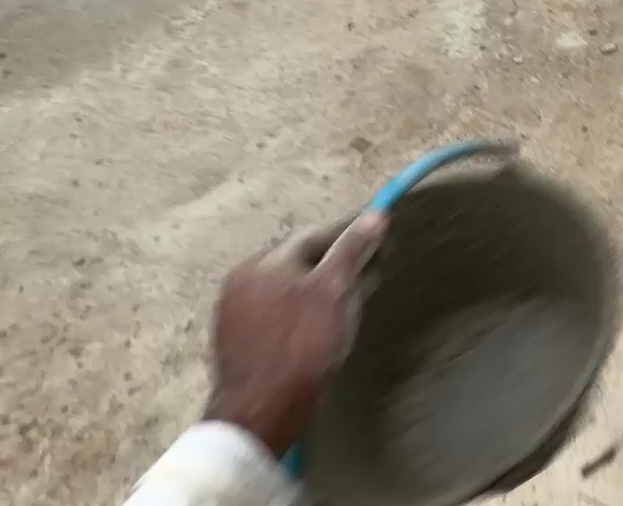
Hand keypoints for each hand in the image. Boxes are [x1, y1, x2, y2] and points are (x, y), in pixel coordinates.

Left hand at [204, 212, 387, 455]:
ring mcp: (237, 314)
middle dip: (342, 267)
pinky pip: (284, 312)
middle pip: (306, 262)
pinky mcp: (242, 341)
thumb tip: (376, 215)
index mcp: (261, 265)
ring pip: (297, 288)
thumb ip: (354, 248)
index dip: (355, 240)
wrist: (267, 407)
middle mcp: (241, 283)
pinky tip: (327, 328)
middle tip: (372, 280)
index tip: (384, 250)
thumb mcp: (338, 287)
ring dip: (328, 290)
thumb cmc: (306, 340)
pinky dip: (309, 312)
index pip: (318, 237)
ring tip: (353, 306)